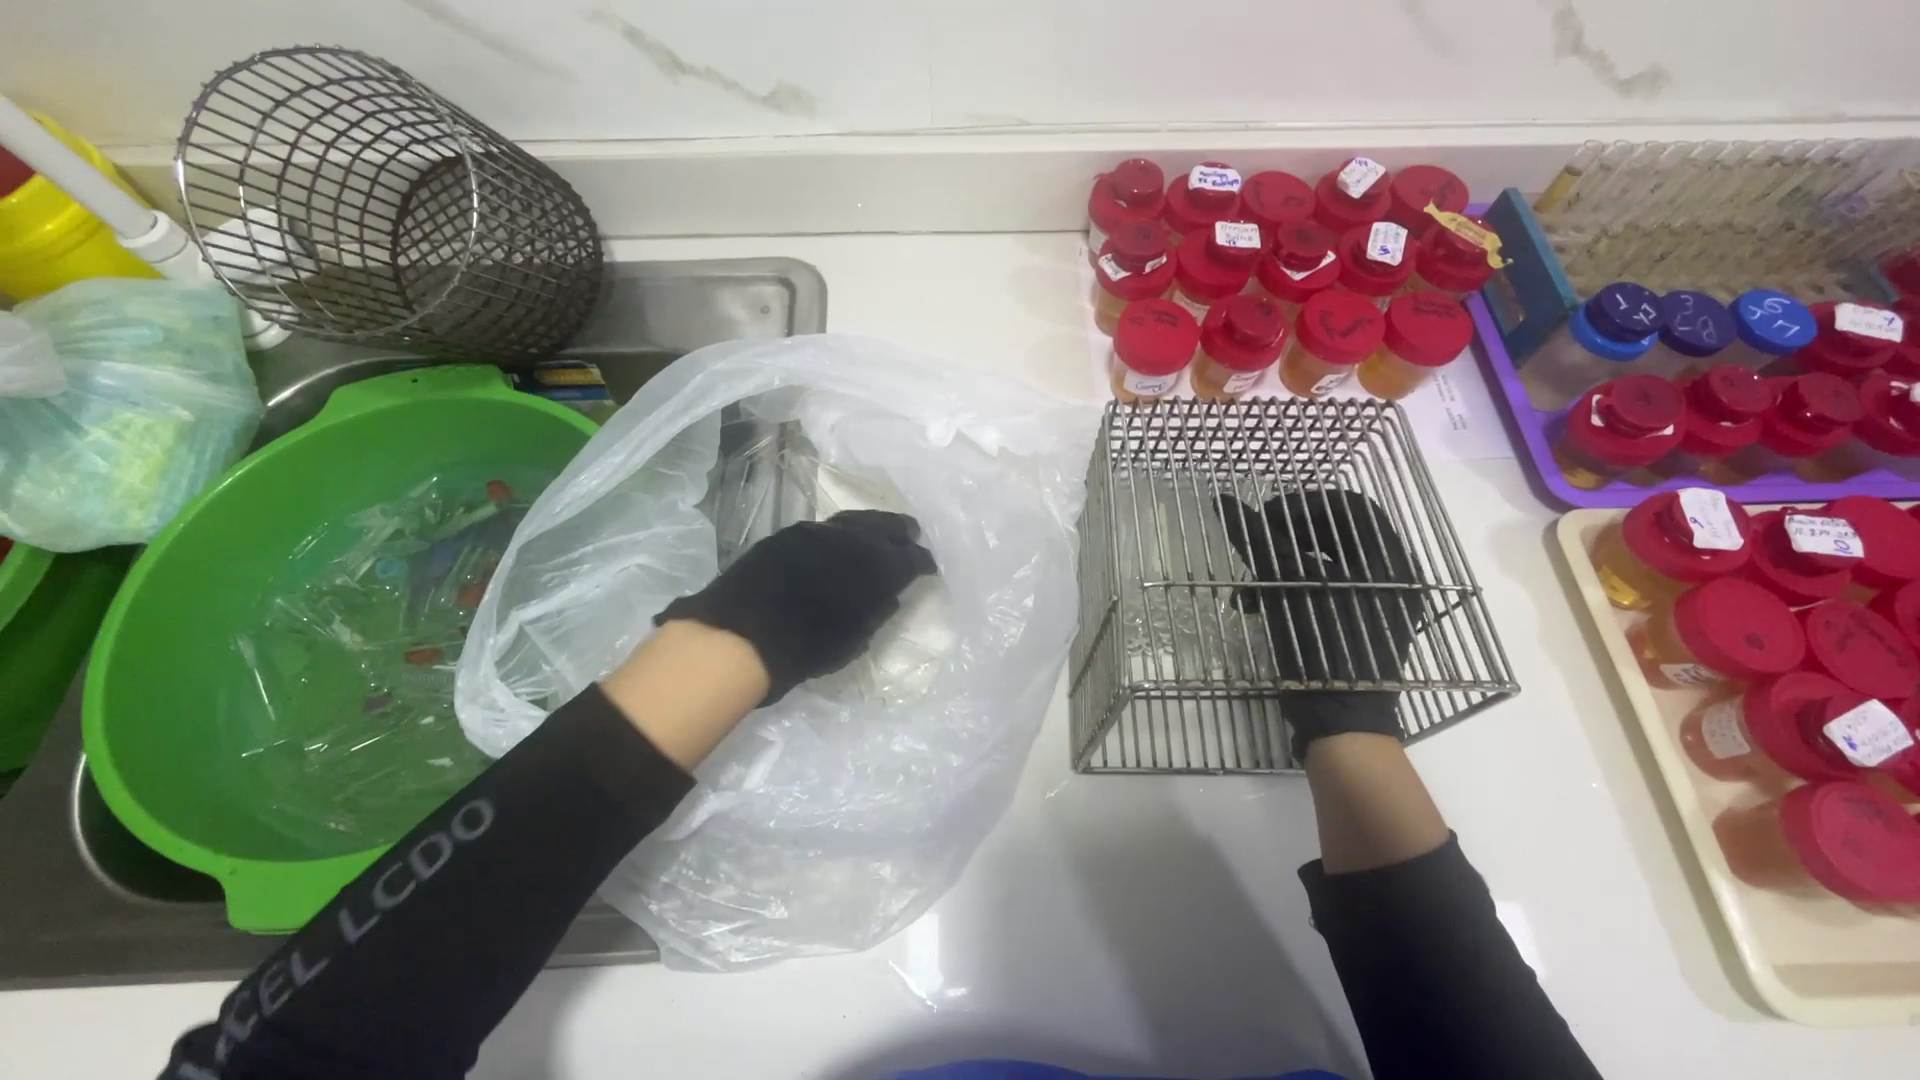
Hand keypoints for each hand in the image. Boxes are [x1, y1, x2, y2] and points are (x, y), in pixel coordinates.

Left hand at [655, 509, 937, 704]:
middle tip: (913, 535)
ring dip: (871, 526)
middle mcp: (849, 541)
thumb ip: (876, 613)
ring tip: (880, 533)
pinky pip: (825, 528)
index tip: (928, 567)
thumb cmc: (804, 650)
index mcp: (874, 568)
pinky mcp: (787, 535)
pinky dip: (841, 533)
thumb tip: (890, 597)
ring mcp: (816, 532)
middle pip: (884, 526)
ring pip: (853, 521)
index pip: (909, 558)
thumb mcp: (853, 641)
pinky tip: (840, 543)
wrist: (740, 638)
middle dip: (901, 531)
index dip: (921, 562)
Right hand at [1216, 490, 1424, 758]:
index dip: (1302, 504)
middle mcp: (1394, 577)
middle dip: (1288, 536)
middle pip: (1338, 533)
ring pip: (1329, 563)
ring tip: (1248, 582)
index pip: (1348, 506)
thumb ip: (1257, 539)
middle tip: (1255, 543)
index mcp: (1388, 560)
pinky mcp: (1366, 624)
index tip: (1264, 517)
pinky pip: (1329, 590)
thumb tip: (1223, 501)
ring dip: (1285, 565)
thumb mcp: (1286, 586)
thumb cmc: (1322, 646)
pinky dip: (1295, 589)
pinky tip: (1258, 605)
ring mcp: (1383, 603)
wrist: (1342, 721)